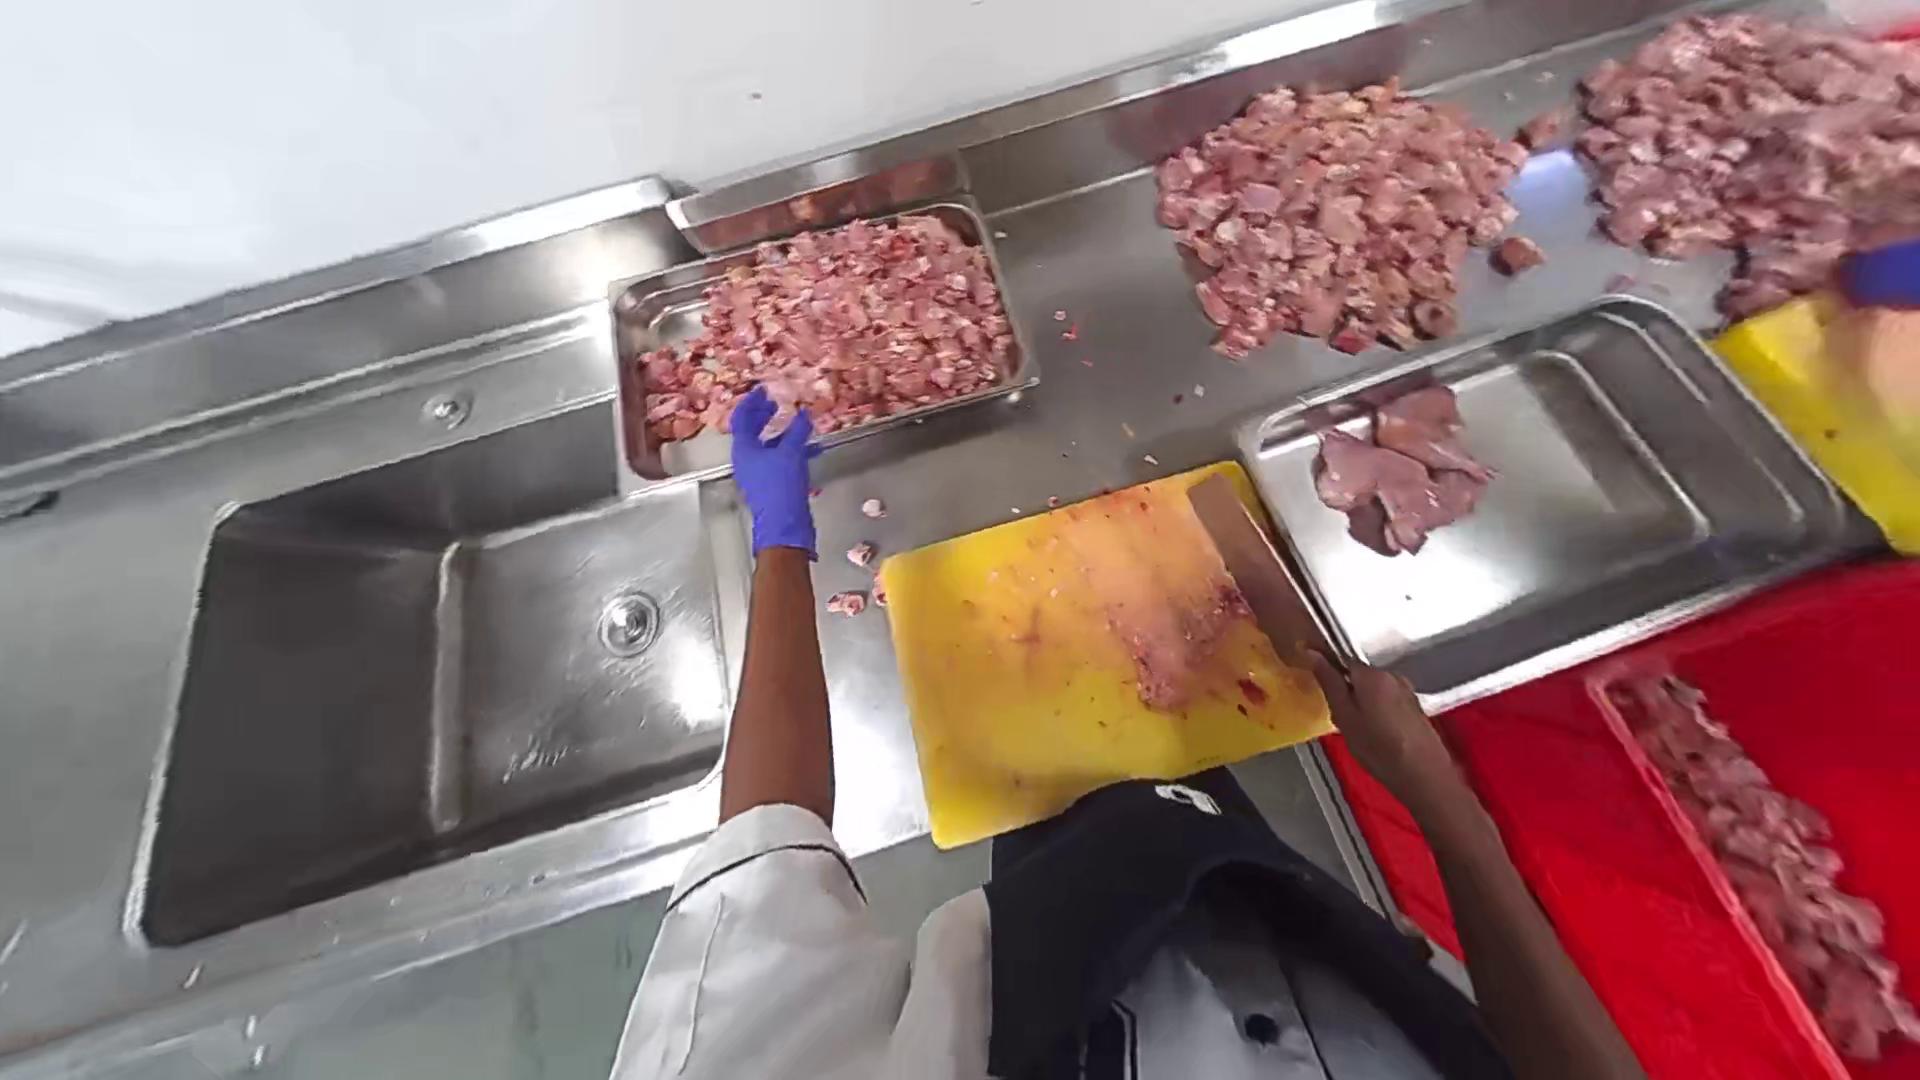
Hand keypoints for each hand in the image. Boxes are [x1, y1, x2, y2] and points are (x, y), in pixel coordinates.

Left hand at [731, 386, 817, 558]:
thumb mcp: (790, 454)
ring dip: (780, 433)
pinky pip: (779, 460)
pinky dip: (791, 450)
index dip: (752, 403)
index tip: (762, 391)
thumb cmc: (781, 486)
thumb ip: (797, 432)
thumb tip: (803, 414)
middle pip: (752, 432)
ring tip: (795, 423)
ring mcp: (759, 474)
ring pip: (767, 447)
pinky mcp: (772, 485)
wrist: (785, 524)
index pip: (742, 419)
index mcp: (744, 450)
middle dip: (763, 416)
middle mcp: (747, 460)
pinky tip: (809, 448)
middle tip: (774, 403)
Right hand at [1307, 654, 1461, 811]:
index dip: (1325, 668)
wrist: (1424, 778)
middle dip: (1344, 688)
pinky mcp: (1415, 707)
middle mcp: (1392, 676)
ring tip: (1354, 727)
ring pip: (1371, 688)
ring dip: (1359, 700)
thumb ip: (1328, 681)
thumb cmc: (1377, 747)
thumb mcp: (1343, 714)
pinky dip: (1375, 709)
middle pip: (1357, 673)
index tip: (1316, 682)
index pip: (1340, 657)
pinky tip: (1373, 732)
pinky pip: (1385, 699)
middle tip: (1336, 713)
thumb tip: (1312, 652)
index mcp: (1372, 674)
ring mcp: (1407, 691)